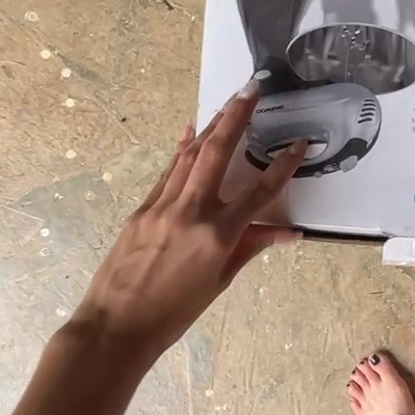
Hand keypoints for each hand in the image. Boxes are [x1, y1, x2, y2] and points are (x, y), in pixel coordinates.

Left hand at [66, 81, 303, 365]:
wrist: (115, 326)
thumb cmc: (174, 313)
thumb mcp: (220, 281)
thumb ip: (252, 247)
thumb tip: (289, 232)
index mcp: (217, 235)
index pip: (260, 193)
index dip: (283, 167)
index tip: (299, 144)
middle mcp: (191, 212)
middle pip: (218, 152)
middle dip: (237, 117)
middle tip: (252, 88)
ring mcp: (161, 206)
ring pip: (191, 155)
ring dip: (212, 125)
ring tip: (229, 102)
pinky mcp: (142, 208)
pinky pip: (169, 171)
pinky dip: (183, 149)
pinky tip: (191, 131)